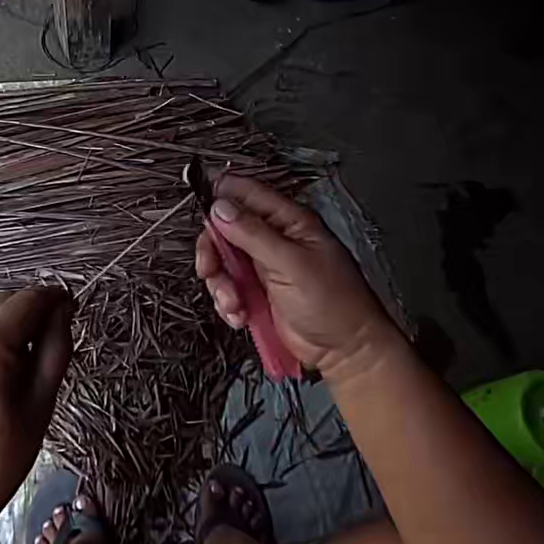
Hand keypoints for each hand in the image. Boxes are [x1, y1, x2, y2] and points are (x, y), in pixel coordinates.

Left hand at [0, 286, 72, 539]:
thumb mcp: (41, 401)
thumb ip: (57, 347)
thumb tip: (64, 310)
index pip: (28, 299)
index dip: (55, 298)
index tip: (73, 307)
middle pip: (4, 302)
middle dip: (32, 310)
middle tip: (55, 336)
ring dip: (11, 324)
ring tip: (28, 361)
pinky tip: (2, 372)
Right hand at [195, 175, 399, 382]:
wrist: (344, 351)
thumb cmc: (334, 303)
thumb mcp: (291, 264)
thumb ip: (253, 234)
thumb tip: (221, 207)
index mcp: (289, 222)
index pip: (248, 193)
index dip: (221, 192)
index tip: (198, 199)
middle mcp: (274, 239)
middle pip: (226, 228)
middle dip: (213, 249)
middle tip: (210, 268)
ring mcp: (264, 266)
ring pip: (222, 260)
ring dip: (220, 283)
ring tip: (234, 302)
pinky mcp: (257, 292)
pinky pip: (228, 287)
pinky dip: (227, 302)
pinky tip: (240, 314)